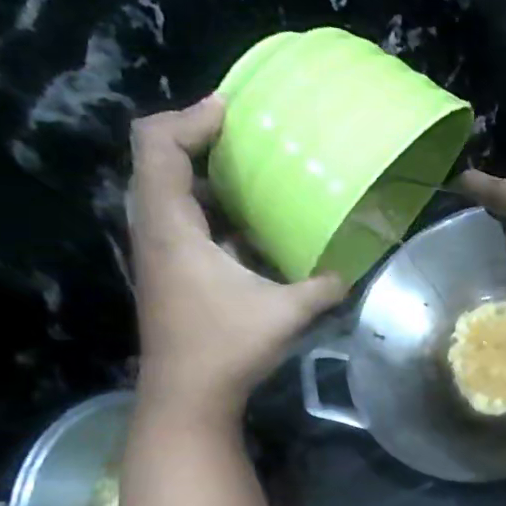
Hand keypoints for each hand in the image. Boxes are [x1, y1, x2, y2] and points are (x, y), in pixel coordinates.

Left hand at [126, 96, 350, 415]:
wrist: (187, 394)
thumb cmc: (226, 345)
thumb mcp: (285, 313)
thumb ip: (321, 287)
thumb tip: (349, 273)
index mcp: (171, 225)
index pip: (159, 144)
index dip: (191, 118)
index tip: (233, 111)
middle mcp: (156, 229)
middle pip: (158, 160)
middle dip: (198, 140)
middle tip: (245, 139)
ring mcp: (160, 251)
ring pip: (171, 193)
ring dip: (207, 179)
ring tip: (252, 179)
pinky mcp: (171, 272)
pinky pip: (184, 222)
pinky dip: (213, 213)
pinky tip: (251, 231)